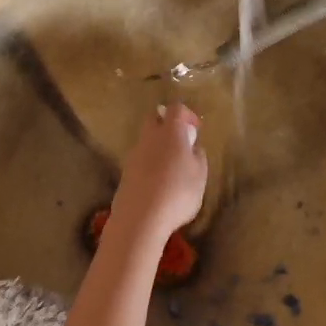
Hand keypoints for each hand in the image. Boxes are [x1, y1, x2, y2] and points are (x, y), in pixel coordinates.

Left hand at [110, 104, 207, 240]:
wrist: (140, 217)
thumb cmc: (177, 192)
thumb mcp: (200, 176)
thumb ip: (198, 157)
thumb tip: (193, 148)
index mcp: (170, 131)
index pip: (176, 108)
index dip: (187, 114)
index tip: (196, 129)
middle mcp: (149, 136)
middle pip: (155, 119)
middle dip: (168, 125)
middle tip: (181, 143)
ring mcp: (134, 153)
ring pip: (147, 140)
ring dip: (158, 147)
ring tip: (172, 169)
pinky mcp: (125, 172)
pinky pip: (140, 159)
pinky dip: (150, 164)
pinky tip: (158, 184)